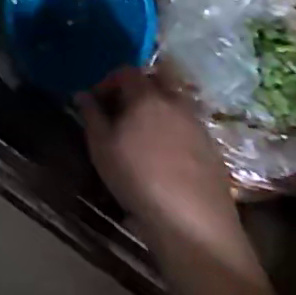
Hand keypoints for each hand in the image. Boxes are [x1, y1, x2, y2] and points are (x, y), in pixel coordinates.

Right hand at [77, 68, 238, 246]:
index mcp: (147, 97)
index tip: (96, 99)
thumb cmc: (136, 176)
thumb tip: (83, 94)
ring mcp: (199, 127)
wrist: (193, 223)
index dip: (108, 80)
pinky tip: (161, 153)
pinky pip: (187, 126)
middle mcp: (177, 105)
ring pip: (176, 103)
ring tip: (139, 132)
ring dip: (156, 108)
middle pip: (159, 80)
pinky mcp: (212, 151)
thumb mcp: (100, 145)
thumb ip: (91, 114)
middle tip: (120, 108)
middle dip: (138, 87)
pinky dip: (172, 129)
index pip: (127, 71)